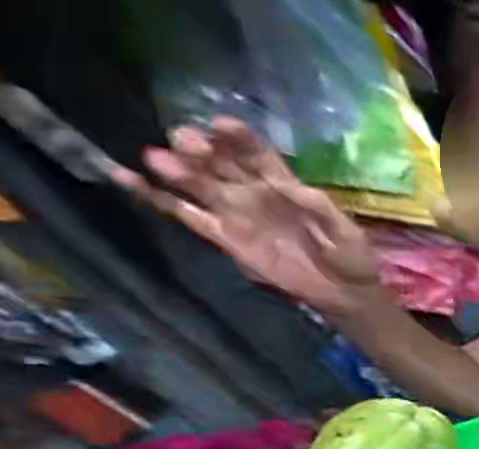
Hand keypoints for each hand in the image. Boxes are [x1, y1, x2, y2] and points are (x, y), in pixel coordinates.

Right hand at [112, 117, 379, 313]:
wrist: (346, 293)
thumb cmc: (352, 258)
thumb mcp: (347, 232)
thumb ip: (320, 207)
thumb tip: (289, 185)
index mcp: (284, 184)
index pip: (254, 151)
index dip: (237, 136)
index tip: (222, 125)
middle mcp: (251, 191)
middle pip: (217, 160)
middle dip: (199, 146)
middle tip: (189, 144)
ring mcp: (233, 211)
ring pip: (195, 179)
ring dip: (175, 166)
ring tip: (161, 160)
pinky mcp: (223, 235)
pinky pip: (181, 210)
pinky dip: (152, 194)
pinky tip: (125, 176)